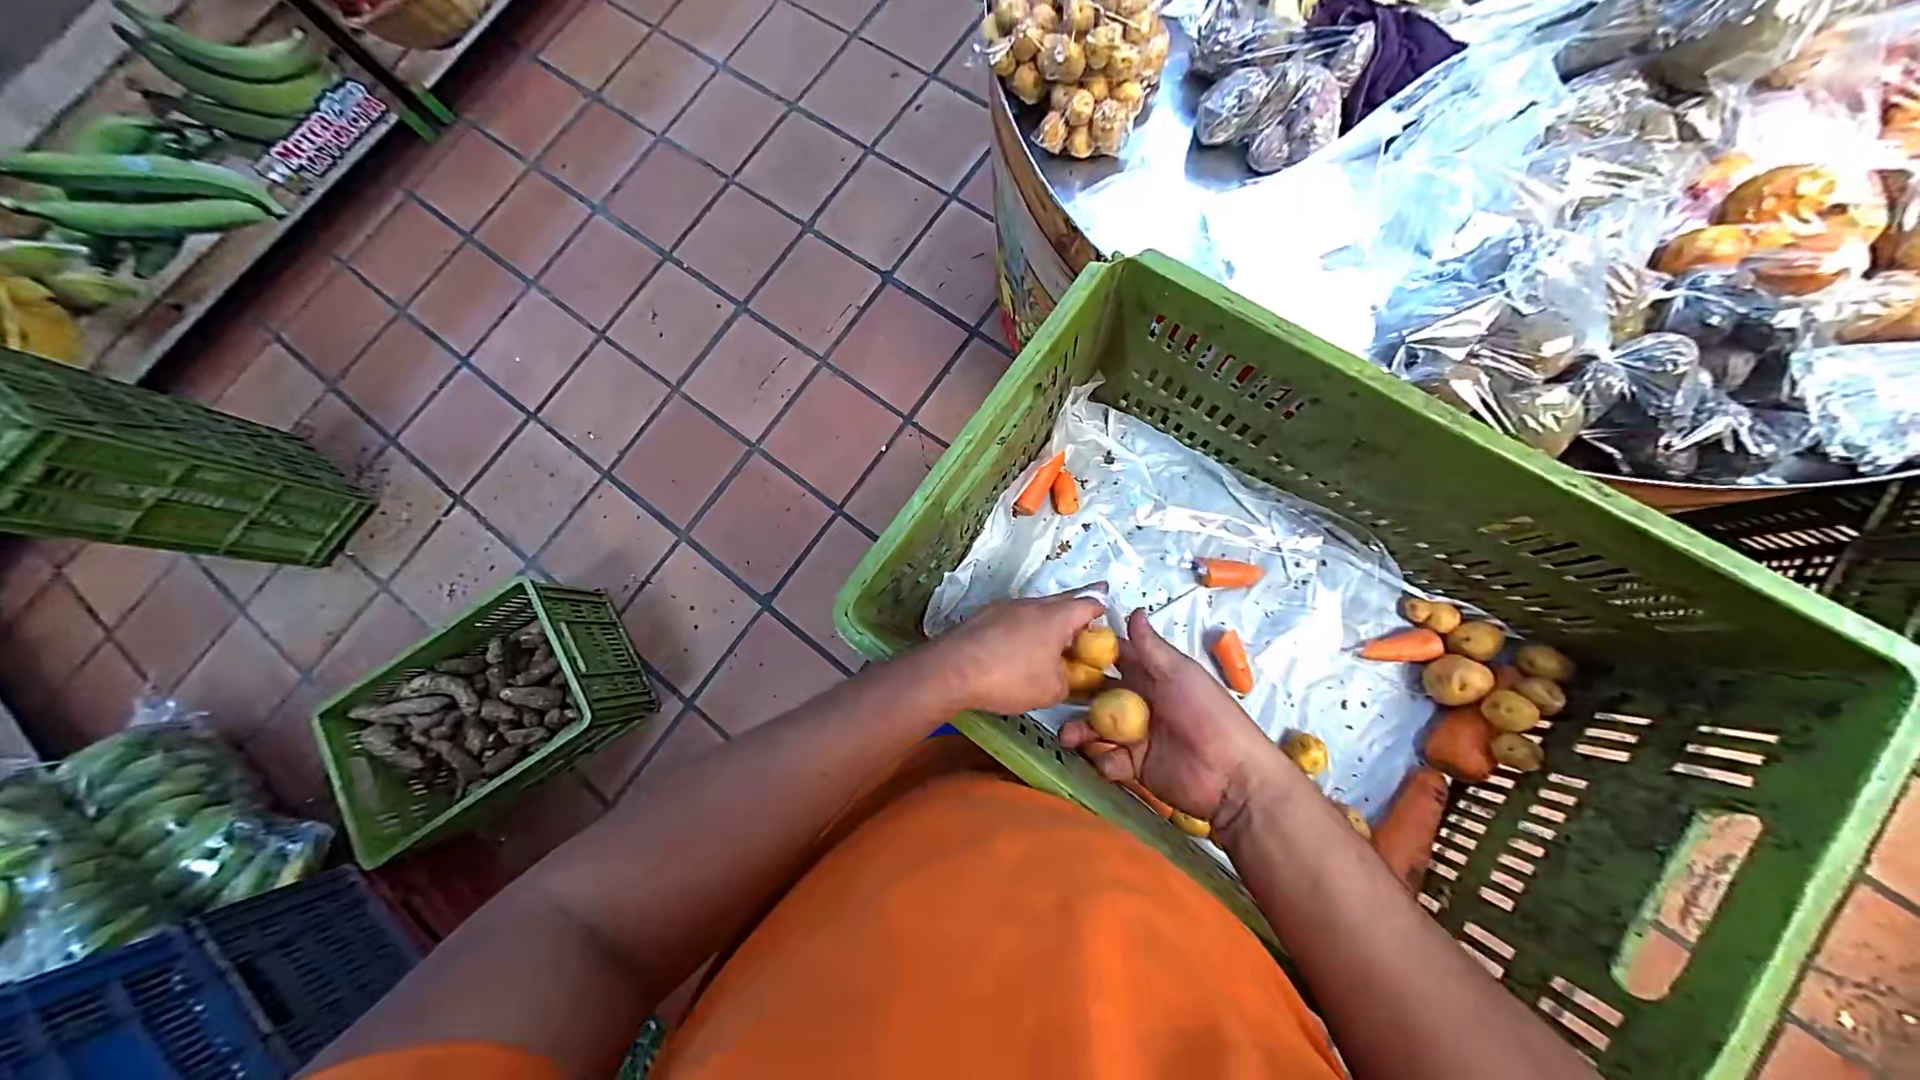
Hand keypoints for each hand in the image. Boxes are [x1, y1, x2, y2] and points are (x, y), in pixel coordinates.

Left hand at [924, 587, 1105, 715]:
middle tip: (1080, 635)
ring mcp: (1005, 607)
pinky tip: (1015, 652)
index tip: (1105, 618)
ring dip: (1045, 625)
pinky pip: (1013, 620)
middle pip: (1062, 603)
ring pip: (1035, 611)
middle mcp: (1032, 603)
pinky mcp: (983, 616)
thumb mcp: (1051, 691)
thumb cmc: (1009, 677)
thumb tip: (1068, 675)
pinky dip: (1021, 632)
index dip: (1101, 610)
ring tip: (1047, 648)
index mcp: (1057, 615)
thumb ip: (1070, 681)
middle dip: (1074, 617)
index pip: (1089, 602)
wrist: (952, 670)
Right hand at [1059, 609, 1290, 830]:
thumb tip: (1135, 610)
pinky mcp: (1135, 767)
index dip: (1091, 656)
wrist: (1231, 776)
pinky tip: (1111, 761)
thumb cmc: (1208, 716)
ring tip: (1068, 736)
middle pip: (1098, 697)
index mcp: (1152, 678)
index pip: (1116, 661)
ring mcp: (1136, 737)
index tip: (1063, 651)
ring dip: (1080, 731)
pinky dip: (1103, 760)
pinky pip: (1108, 759)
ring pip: (1097, 729)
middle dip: (1077, 698)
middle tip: (1057, 699)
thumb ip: (1151, 647)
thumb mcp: (1180, 674)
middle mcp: (1140, 704)